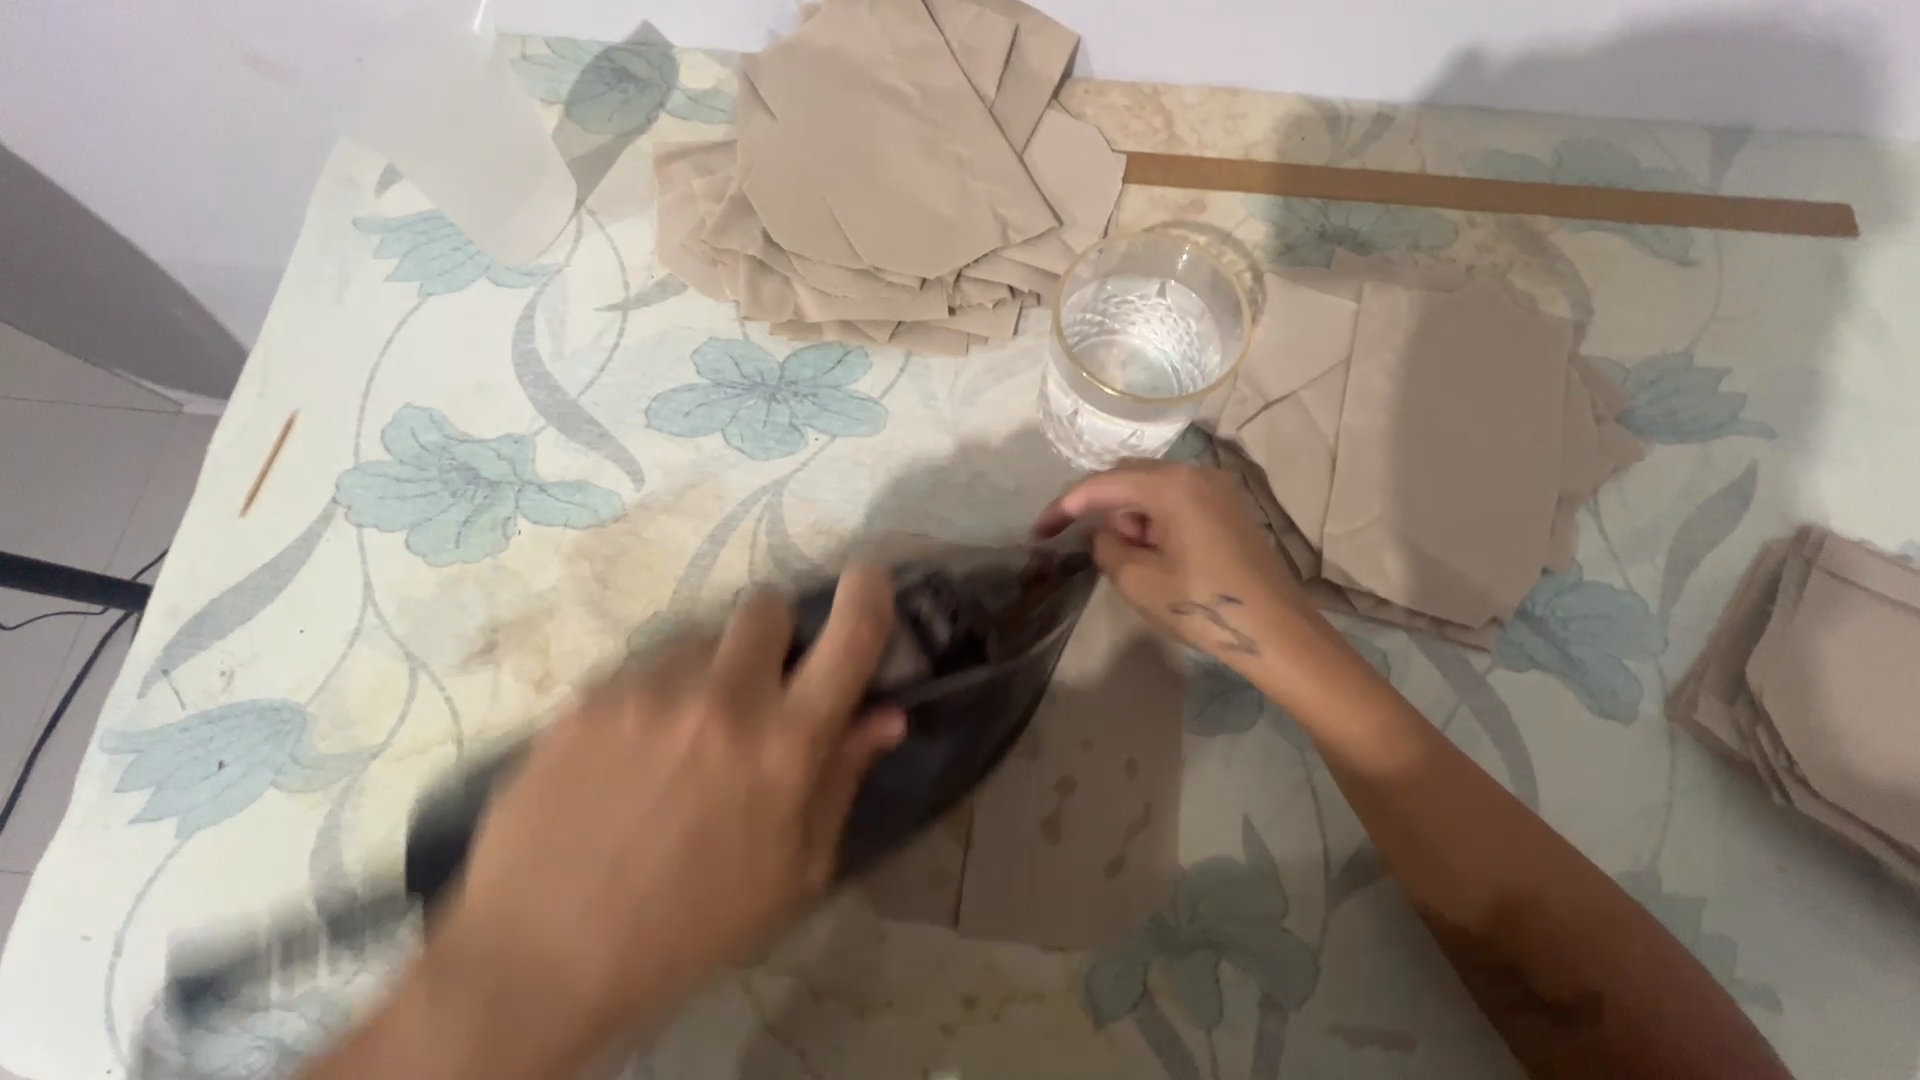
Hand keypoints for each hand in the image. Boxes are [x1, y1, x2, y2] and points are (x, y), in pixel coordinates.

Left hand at [432, 567, 905, 1048]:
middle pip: (766, 607)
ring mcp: (645, 690)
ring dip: (710, 667)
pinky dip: (653, 696)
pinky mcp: (585, 699)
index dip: (869, 594)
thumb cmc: (691, 926)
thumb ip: (841, 779)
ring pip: (698, 636)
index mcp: (784, 743)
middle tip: (760, 687)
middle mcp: (720, 697)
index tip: (868, 581)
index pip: (850, 635)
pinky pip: (640, 670)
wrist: (541, 958)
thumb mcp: (792, 871)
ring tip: (684, 731)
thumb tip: (885, 715)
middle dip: (776, 637)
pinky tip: (628, 756)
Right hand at [1033, 461, 1316, 666]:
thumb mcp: (1138, 581)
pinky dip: (1155, 520)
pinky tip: (1157, 553)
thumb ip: (1107, 547)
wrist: (1276, 631)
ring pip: (1153, 489)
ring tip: (1134, 560)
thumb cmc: (1203, 605)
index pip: (1101, 485)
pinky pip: (1177, 501)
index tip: (1038, 531)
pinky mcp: (1229, 508)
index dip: (1064, 507)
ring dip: (1131, 517)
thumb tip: (1105, 534)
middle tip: (1090, 548)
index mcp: (1171, 486)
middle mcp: (1195, 473)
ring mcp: (1217, 488)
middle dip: (1102, 510)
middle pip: (1128, 478)